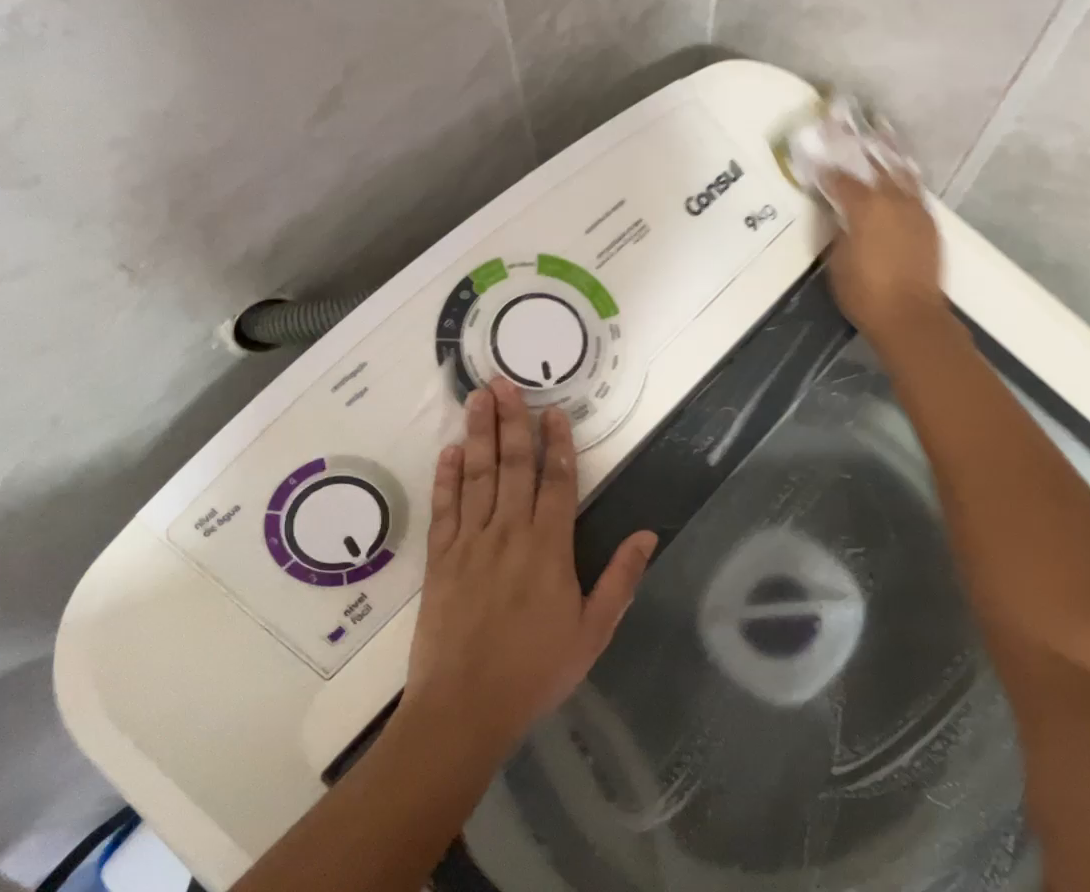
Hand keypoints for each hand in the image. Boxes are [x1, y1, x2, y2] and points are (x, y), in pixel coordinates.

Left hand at [402, 376, 656, 754]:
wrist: (464, 707)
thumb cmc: (536, 670)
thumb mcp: (593, 630)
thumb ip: (620, 578)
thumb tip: (649, 535)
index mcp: (550, 548)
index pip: (557, 482)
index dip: (558, 444)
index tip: (555, 411)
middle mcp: (509, 533)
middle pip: (512, 466)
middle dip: (512, 421)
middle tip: (505, 381)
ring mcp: (470, 544)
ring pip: (477, 477)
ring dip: (478, 435)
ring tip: (477, 397)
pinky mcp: (440, 561)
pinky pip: (445, 509)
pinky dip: (447, 478)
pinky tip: (450, 452)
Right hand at [821, 162, 945, 347]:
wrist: (910, 315)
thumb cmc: (866, 293)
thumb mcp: (838, 263)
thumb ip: (839, 233)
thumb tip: (843, 218)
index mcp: (865, 207)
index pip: (842, 180)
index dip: (828, 174)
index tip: (819, 169)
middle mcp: (894, 199)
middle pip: (877, 167)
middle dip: (861, 158)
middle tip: (850, 148)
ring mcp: (917, 210)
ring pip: (902, 175)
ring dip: (888, 165)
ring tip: (880, 153)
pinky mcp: (931, 224)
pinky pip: (916, 195)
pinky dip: (905, 186)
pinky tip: (898, 188)